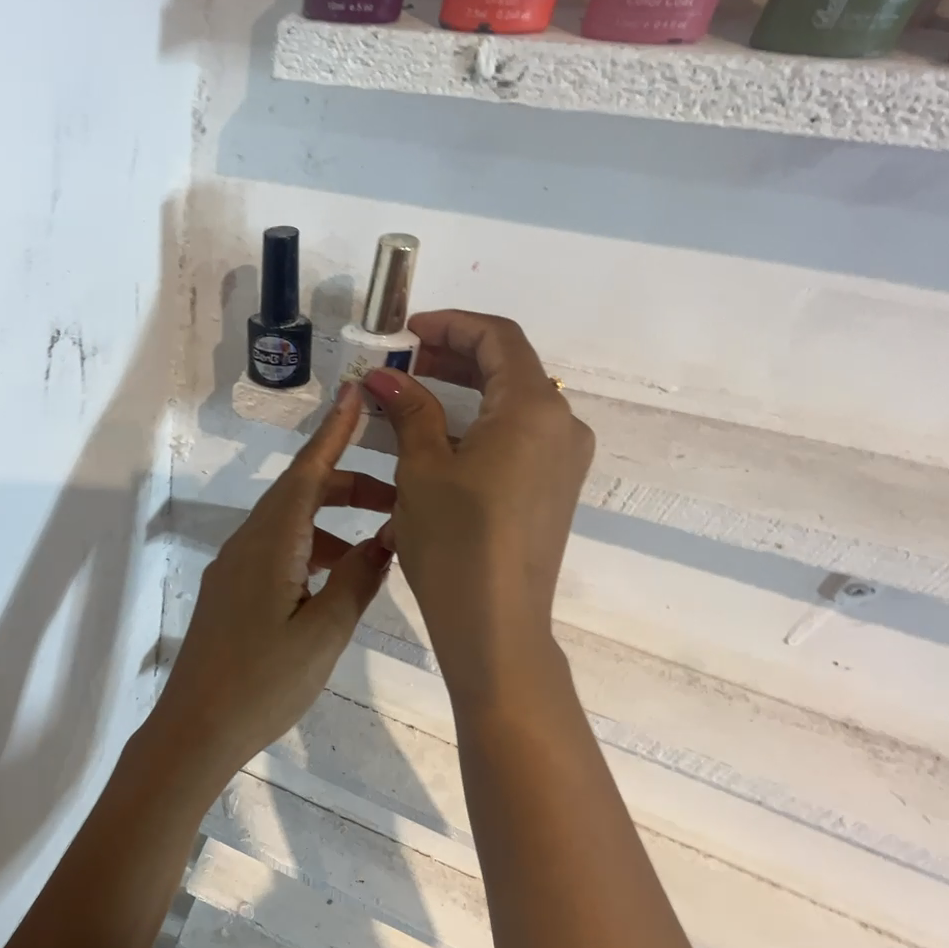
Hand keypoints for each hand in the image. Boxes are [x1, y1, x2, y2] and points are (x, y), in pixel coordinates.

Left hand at [156, 383, 395, 781]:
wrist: (195, 727)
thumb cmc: (263, 683)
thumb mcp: (323, 633)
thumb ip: (356, 581)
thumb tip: (383, 541)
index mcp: (269, 544)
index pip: (306, 473)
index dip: (334, 433)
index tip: (357, 396)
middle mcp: (246, 545)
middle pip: (297, 495)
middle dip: (347, 484)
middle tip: (397, 496)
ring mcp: (233, 569)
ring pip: (288, 525)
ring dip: (331, 522)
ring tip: (376, 545)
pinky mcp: (230, 593)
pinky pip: (276, 551)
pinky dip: (311, 550)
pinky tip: (335, 579)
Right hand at [360, 311, 593, 700]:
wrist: (496, 622)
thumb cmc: (454, 539)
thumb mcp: (421, 468)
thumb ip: (409, 411)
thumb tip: (384, 376)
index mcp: (533, 408)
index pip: (498, 338)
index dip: (451, 325)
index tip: (406, 332)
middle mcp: (562, 424)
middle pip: (510, 368)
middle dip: (453, 357)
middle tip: (401, 364)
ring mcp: (564, 459)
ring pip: (512, 404)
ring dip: (463, 393)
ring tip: (409, 401)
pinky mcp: (554, 489)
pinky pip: (518, 437)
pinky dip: (478, 425)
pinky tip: (437, 442)